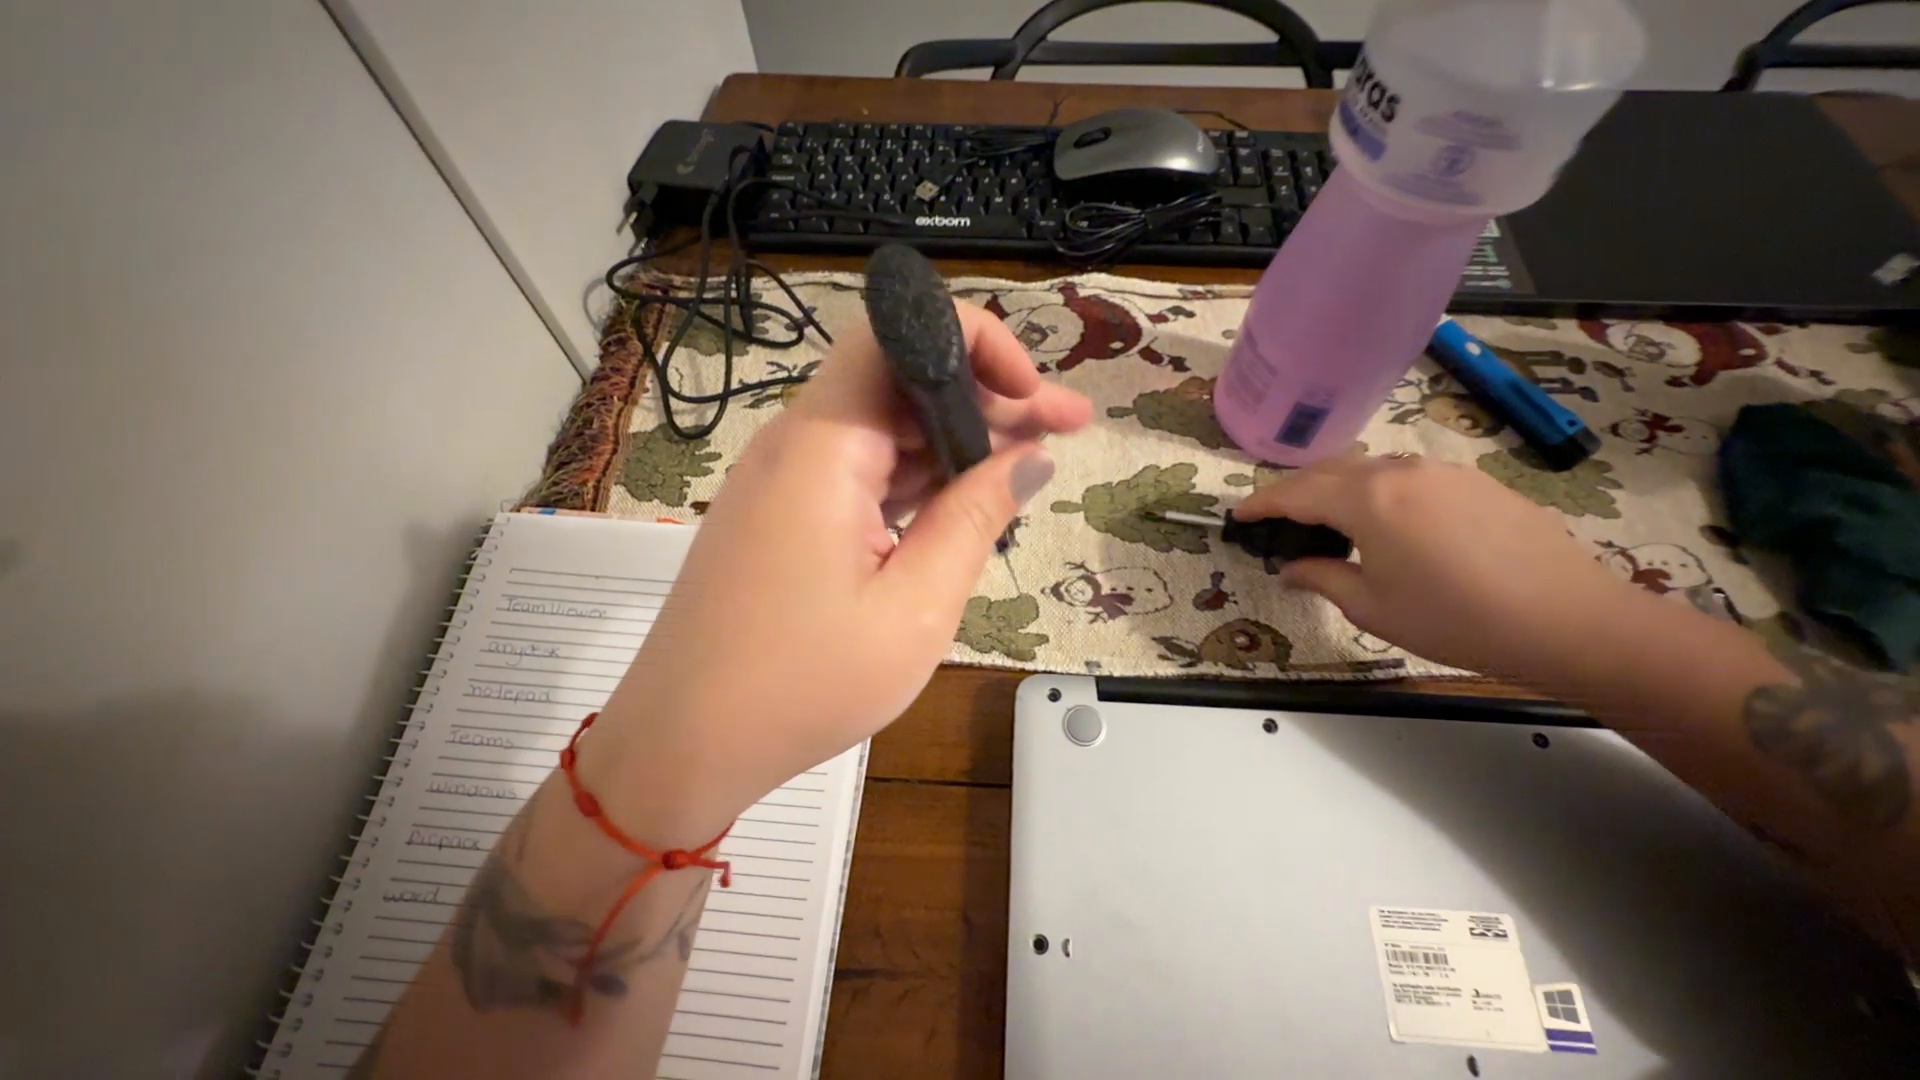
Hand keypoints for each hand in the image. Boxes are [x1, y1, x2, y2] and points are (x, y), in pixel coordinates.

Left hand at [591, 301, 1091, 839]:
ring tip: (1034, 460)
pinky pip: (859, 473)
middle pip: (899, 382)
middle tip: (1067, 426)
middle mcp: (796, 444)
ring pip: (883, 430)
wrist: (683, 742)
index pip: (894, 334)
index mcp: (823, 447)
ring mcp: (784, 481)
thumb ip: (974, 519)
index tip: (1032, 392)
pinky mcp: (781, 516)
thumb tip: (1032, 457)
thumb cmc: (800, 685)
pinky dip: (916, 479)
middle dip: (988, 397)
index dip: (973, 341)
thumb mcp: (914, 609)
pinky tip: (966, 500)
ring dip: (957, 442)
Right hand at [1234, 453, 1631, 679]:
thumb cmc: (1456, 619)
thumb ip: (1323, 578)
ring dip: (1339, 487)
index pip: (1296, 492)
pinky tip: (1388, 523)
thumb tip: (1291, 568)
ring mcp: (1443, 471)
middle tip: (1275, 516)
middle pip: (1330, 470)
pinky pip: (1408, 477)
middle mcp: (1401, 471)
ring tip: (1328, 519)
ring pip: (1371, 469)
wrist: (1567, 618)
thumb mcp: (1374, 607)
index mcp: (1367, 500)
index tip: (1237, 514)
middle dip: (1296, 490)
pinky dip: (1380, 492)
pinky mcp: (1475, 481)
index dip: (1261, 503)